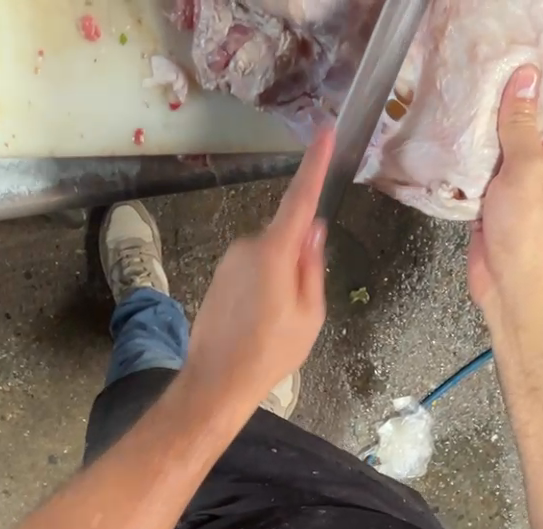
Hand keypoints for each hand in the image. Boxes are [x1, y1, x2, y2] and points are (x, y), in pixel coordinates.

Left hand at [181, 132, 330, 411]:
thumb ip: (312, 267)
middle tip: (295, 311)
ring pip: (267, 259)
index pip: (300, 199)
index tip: (325, 132)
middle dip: (296, 264)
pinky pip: (250, 273)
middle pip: (285, 240)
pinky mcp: (217, 277)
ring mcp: (228, 261)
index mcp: (274, 252)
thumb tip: (314, 232)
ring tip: (272, 325)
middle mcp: (247, 246)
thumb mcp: (309, 315)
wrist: (216, 381)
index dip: (315, 165)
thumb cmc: (269, 353)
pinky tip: (255, 326)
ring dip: (276, 283)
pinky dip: (259, 292)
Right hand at [468, 65, 542, 333]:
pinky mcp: (492, 203)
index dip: (540, 76)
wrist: (514, 288)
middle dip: (502, 103)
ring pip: (497, 147)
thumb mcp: (528, 167)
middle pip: (524, 120)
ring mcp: (517, 184)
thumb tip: (524, 80)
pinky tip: (450, 143)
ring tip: (459, 104)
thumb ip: (522, 123)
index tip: (516, 55)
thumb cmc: (533, 233)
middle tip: (478, 76)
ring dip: (480, 134)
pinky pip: (478, 174)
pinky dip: (465, 163)